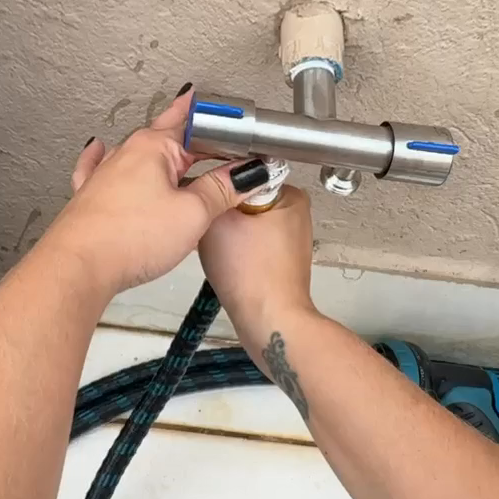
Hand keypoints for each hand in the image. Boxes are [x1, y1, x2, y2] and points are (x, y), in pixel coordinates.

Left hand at [33, 88, 256, 299]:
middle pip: (169, 135)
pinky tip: (100, 148)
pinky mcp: (91, 196)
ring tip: (180, 150)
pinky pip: (100, 166)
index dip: (220, 125)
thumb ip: (222, 189)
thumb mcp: (193, 213)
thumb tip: (248, 172)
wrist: (77, 266)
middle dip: (195, 135)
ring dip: (161, 150)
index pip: (195, 123)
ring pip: (139, 152)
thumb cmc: (130, 237)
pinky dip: (107, 156)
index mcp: (154, 146)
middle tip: (220, 135)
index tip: (238, 123)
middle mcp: (127, 152)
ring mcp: (105, 172)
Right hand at [197, 185, 319, 353]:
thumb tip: (201, 182)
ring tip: (226, 253)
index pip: (243, 177)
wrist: (269, 322)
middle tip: (218, 235)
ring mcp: (290, 239)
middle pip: (242, 200)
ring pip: (244, 224)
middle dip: (224, 215)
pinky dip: (237, 254)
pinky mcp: (281, 260)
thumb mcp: (218, 220)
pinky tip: (231, 266)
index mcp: (291, 195)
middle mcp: (296, 214)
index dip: (220, 192)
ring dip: (228, 236)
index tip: (212, 208)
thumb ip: (209, 193)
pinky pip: (250, 246)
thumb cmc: (252, 275)